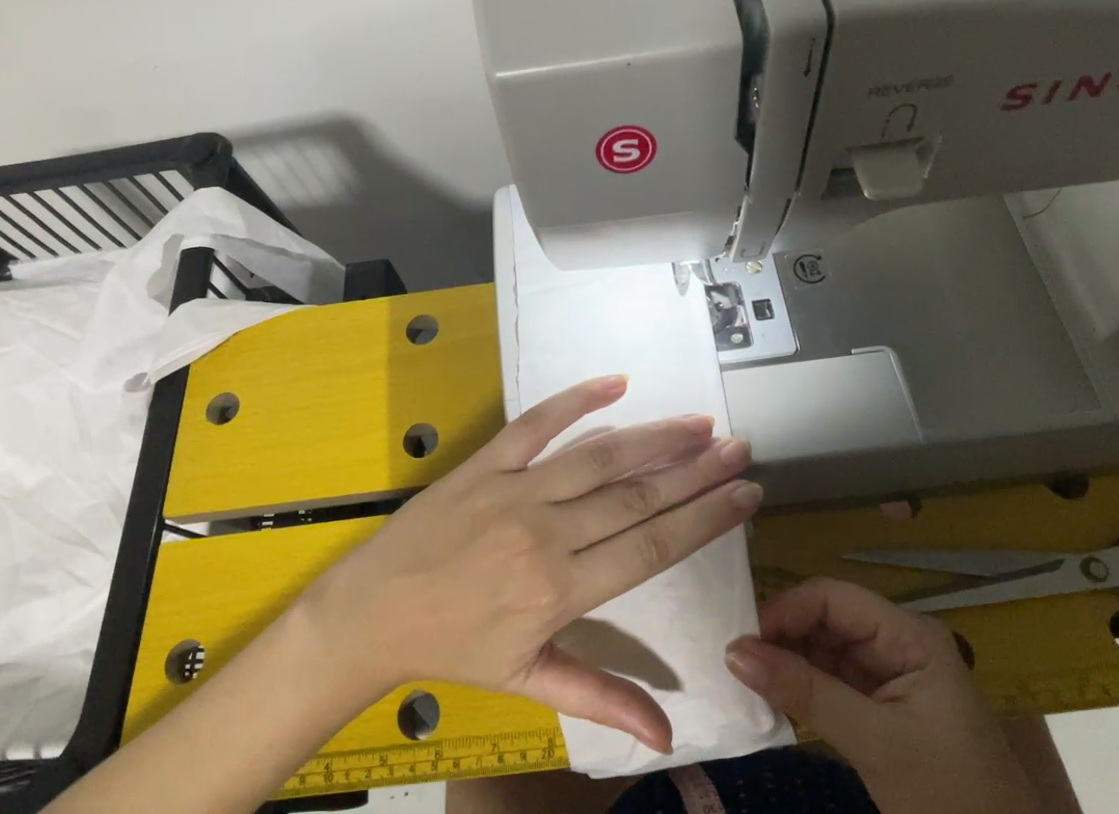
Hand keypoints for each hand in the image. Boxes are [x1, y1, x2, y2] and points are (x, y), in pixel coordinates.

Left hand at [295, 375, 761, 751]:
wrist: (372, 611)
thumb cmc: (453, 647)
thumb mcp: (527, 680)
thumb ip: (600, 697)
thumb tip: (668, 735)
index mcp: (562, 590)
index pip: (652, 547)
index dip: (704, 520)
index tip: (746, 495)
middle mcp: (546, 533)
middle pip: (636, 496)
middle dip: (695, 472)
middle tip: (740, 449)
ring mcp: (514, 491)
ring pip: (599, 458)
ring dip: (654, 437)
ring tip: (699, 424)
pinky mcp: (485, 464)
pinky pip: (535, 425)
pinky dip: (576, 400)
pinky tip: (617, 383)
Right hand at [725, 578, 1040, 813]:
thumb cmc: (949, 793)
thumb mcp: (875, 742)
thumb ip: (805, 692)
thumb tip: (733, 652)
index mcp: (908, 635)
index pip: (833, 598)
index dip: (784, 610)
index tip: (739, 641)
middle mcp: (895, 643)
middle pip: (823, 620)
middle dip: (779, 636)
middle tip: (731, 662)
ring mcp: (886, 676)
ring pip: (820, 651)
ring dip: (783, 663)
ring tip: (739, 679)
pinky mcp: (876, 708)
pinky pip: (826, 682)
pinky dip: (796, 689)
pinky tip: (766, 698)